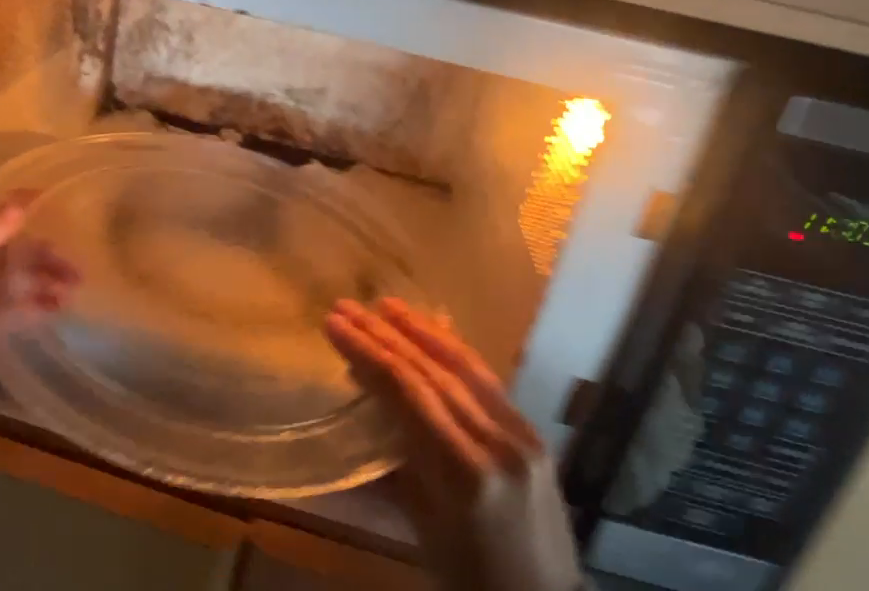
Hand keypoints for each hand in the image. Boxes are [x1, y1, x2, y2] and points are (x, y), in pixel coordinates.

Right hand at [326, 298, 586, 590]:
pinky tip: (432, 335)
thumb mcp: (421, 528)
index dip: (368, 353)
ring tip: (386, 306)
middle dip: (386, 335)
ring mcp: (522, 432)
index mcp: (464, 473)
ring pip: (465, 367)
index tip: (335, 325)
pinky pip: (487, 381)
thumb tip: (359, 417)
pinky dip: (453, 352)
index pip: (409, 393)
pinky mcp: (533, 431)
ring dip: (421, 332)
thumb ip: (394, 467)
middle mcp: (497, 442)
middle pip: (433, 372)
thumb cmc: (469, 578)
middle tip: (348, 307)